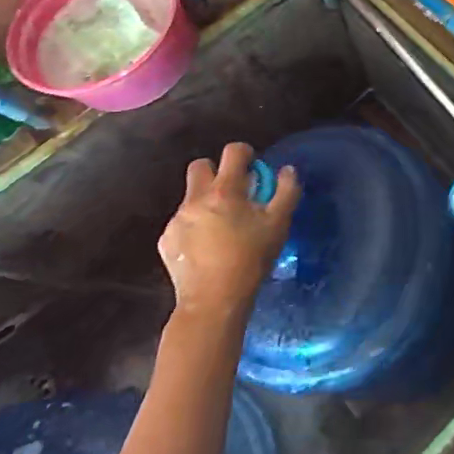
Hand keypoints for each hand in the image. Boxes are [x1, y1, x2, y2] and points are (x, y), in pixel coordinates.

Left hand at [158, 142, 300, 321]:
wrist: (213, 301)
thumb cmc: (251, 260)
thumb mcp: (278, 225)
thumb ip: (286, 192)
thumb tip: (287, 170)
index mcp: (225, 190)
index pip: (232, 152)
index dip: (245, 153)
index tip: (253, 166)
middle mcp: (195, 198)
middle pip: (200, 166)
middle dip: (216, 171)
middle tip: (233, 192)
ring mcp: (177, 219)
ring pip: (190, 197)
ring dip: (206, 203)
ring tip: (222, 229)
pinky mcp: (166, 240)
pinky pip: (181, 223)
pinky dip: (194, 228)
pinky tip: (206, 249)